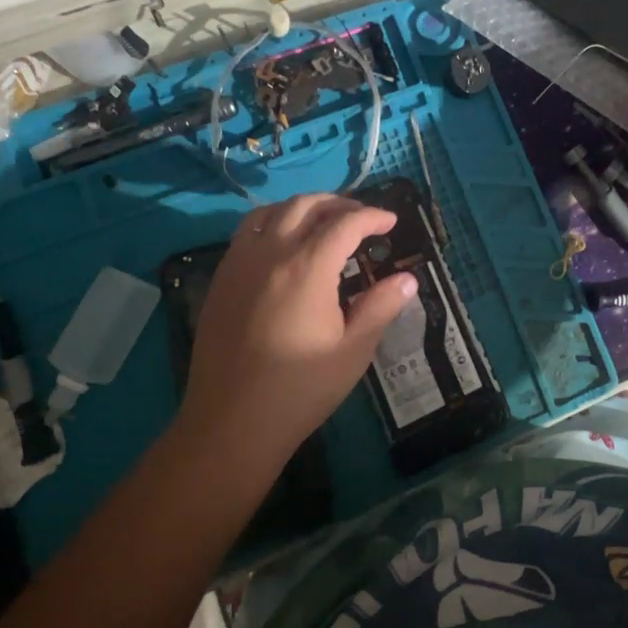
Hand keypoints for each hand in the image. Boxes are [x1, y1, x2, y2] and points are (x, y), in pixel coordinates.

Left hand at [181, 194, 417, 457]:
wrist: (230, 424)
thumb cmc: (299, 390)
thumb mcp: (353, 351)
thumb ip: (381, 307)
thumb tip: (407, 278)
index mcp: (307, 268)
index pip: (345, 223)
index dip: (372, 216)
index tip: (391, 222)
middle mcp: (271, 254)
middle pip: (305, 206)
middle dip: (338, 203)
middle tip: (361, 218)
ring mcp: (239, 265)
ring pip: (271, 212)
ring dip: (301, 208)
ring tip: (322, 223)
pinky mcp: (220, 281)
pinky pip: (247, 234)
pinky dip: (272, 224)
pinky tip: (284, 248)